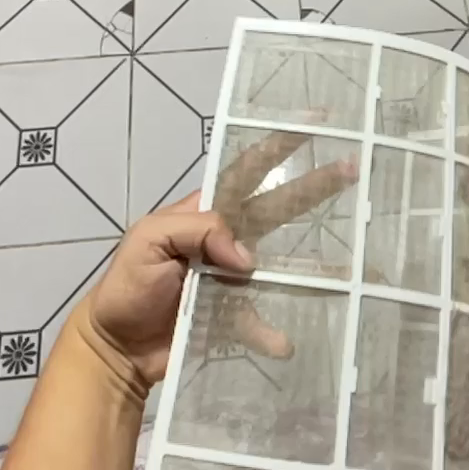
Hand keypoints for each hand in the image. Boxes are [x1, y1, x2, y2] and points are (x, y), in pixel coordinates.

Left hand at [86, 131, 360, 390]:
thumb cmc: (128, 283)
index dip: (279, 145)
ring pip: (280, 264)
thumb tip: (248, 257)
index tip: (314, 121)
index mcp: (207, 211)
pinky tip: (283, 342)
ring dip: (315, 265)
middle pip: (278, 206)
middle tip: (353, 169)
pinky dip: (272, 331)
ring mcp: (233, 278)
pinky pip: (260, 320)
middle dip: (315, 186)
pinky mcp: (232, 316)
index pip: (249, 169)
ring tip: (352, 265)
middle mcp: (228, 238)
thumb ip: (198, 232)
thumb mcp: (149, 240)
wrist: (115, 348)